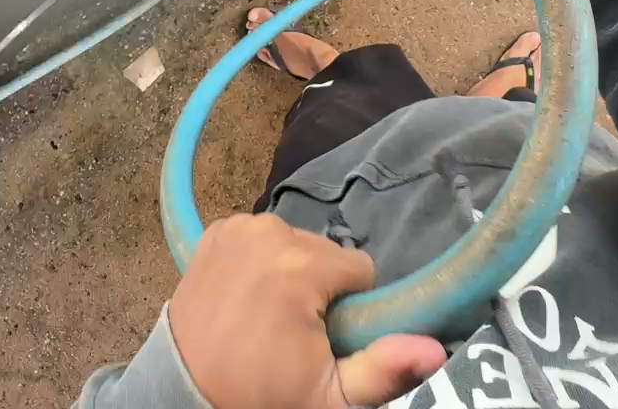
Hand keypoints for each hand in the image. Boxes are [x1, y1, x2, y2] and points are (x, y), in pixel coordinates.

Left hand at [167, 214, 445, 408]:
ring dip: (291, 271)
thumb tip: (437, 349)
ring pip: (295, 242)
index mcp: (302, 264)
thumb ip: (384, 369)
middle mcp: (272, 230)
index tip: (326, 336)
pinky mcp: (219, 229)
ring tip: (268, 315)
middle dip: (320, 287)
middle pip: (326, 253)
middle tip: (293, 331)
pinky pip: (262, 236)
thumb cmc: (259, 397)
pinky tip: (246, 295)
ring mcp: (241, 226)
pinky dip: (261, 259)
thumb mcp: (329, 400)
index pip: (359, 269)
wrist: (181, 395)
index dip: (350, 307)